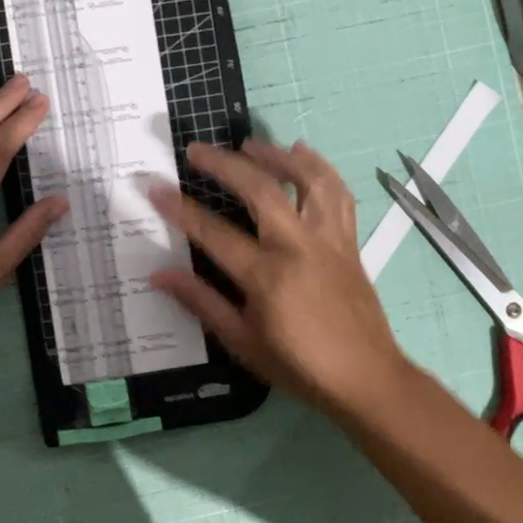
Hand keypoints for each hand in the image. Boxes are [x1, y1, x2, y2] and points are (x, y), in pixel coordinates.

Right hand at [148, 139, 407, 412]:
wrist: (367, 379)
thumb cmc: (298, 366)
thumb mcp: (241, 341)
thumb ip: (200, 301)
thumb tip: (158, 275)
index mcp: (267, 277)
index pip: (213, 232)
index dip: (180, 208)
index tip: (155, 187)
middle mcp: (299, 248)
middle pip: (260, 190)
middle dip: (224, 164)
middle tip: (196, 150)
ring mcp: (328, 241)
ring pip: (308, 181)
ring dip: (278, 156)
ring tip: (251, 144)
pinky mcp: (349, 242)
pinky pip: (338, 195)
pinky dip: (320, 169)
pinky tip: (304, 154)